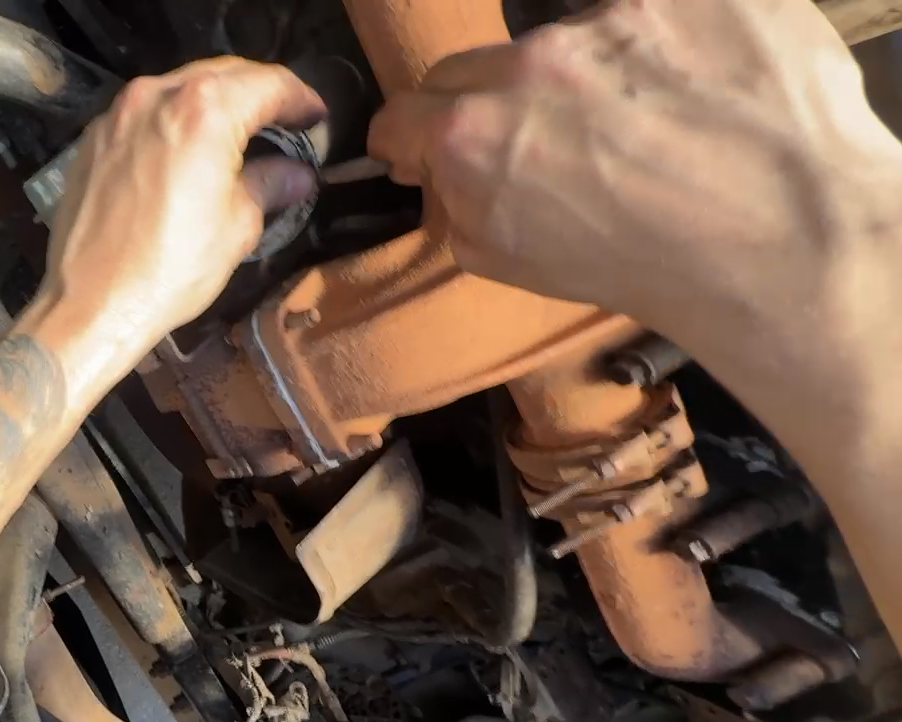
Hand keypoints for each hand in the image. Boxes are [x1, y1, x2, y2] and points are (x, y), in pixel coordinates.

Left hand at [23, 57, 325, 380]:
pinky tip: (178, 155)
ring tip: (229, 138)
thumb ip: (268, 186)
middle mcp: (155, 98)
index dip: (300, 100)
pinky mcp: (89, 145)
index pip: (268, 84)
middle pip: (220, 77)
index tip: (314, 119)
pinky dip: (166, 127)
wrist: (90, 306)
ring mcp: (115, 119)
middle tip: (278, 124)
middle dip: (254, 97)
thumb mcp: (235, 229)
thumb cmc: (166, 273)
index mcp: (203, 110)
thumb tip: (294, 174)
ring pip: (175, 93)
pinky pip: (139, 119)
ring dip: (207, 107)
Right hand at [367, 0, 901, 364]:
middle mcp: (530, 62)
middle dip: (469, 107)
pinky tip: (670, 98)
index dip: (401, 142)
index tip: (416, 154)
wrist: (767, 229)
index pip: (396, 115)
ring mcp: (615, 17)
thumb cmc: (619, 256)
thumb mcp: (490, 254)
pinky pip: (638, 21)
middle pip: (462, 70)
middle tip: (511, 143)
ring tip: (614, 123)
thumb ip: (450, 197)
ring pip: (551, 44)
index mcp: (467, 133)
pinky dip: (640, 55)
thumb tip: (445, 170)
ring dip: (560, 79)